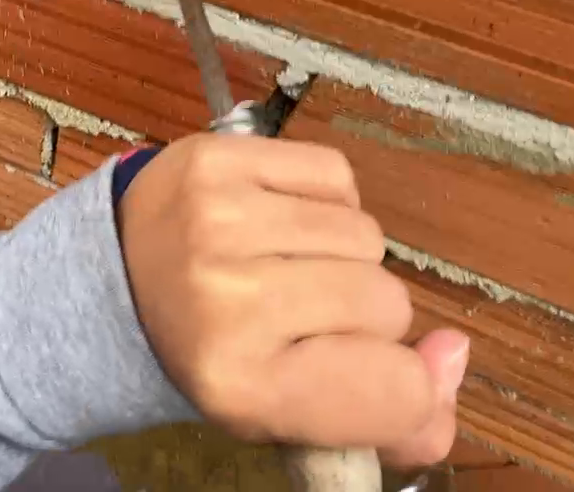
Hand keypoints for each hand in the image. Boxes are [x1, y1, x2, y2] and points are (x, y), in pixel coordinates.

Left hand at [117, 134, 467, 466]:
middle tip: (299, 308)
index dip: (397, 381)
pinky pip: (334, 173)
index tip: (353, 364)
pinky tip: (282, 214)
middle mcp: (226, 296)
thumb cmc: (207, 344)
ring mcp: (218, 216)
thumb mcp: (284, 411)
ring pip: (364, 233)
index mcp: (240, 384)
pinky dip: (325, 197)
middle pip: (385, 302)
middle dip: (361, 311)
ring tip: (285, 259)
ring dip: (341, 251)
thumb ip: (390, 416)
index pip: (395, 390)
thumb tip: (455, 350)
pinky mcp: (216, 157)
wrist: (119, 269)